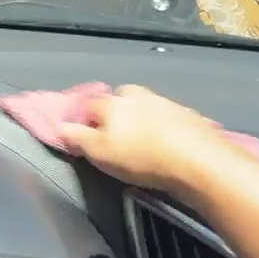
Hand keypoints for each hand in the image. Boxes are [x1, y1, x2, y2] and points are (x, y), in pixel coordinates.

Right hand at [56, 85, 239, 195]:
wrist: (199, 162)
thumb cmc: (140, 157)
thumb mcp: (98, 153)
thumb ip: (76, 138)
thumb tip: (59, 125)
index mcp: (111, 103)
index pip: (87, 105)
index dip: (82, 119)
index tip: (82, 135)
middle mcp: (137, 95)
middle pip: (119, 97)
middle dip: (115, 110)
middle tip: (115, 133)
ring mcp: (166, 102)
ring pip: (146, 105)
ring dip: (142, 117)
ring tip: (144, 140)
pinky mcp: (190, 115)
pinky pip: (170, 117)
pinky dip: (165, 126)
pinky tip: (168, 142)